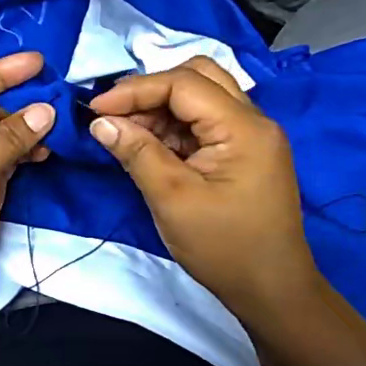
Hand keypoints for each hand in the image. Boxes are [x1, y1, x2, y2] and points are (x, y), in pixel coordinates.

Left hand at [0, 52, 55, 306]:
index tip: (37, 60)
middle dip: (20, 101)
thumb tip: (46, 109)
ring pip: (4, 133)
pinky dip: (30, 152)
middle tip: (59, 94)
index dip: (1, 72)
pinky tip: (47, 150)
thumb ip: (8, 138)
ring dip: (29, 128)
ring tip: (58, 126)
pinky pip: (12, 157)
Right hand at [88, 56, 319, 312]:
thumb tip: (100, 122)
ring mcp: (249, 136)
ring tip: (123, 132)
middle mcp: (252, 121)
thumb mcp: (172, 199)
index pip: (183, 84)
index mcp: (243, 127)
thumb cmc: (223, 247)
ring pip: (199, 97)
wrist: (270, 289)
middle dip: (149, 90)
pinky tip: (145, 144)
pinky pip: (202, 123)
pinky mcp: (241, 153)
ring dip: (158, 107)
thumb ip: (136, 153)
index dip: (134, 91)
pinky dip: (171, 127)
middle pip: (197, 76)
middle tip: (112, 114)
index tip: (95, 109)